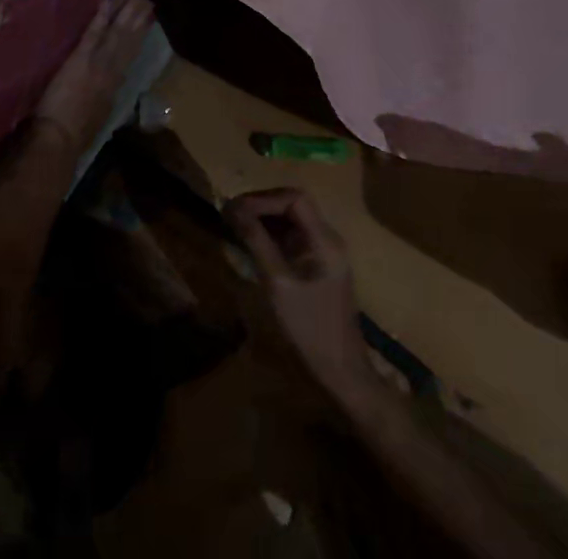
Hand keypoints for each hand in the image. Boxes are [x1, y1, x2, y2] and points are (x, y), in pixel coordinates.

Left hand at [35, 0, 155, 151]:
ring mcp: (98, 63)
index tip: (146, 23)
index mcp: (115, 87)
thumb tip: (108, 94)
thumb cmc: (77, 134)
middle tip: (147, 0)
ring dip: (127, 13)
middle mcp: (112, 71)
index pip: (129, 57)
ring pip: (116, 34)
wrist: (61, 136)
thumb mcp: (100, 119)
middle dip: (137, 20)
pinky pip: (93, 33)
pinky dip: (101, 17)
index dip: (138, 39)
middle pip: (128, 41)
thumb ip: (105, 101)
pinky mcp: (81, 59)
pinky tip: (108, 0)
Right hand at [226, 188, 375, 400]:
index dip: (263, 198)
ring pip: (289, 220)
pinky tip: (248, 243)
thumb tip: (232, 208)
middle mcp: (327, 240)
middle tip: (229, 216)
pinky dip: (267, 234)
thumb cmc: (309, 326)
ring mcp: (322, 253)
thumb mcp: (278, 282)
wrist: (339, 369)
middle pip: (292, 204)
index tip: (234, 210)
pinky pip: (289, 238)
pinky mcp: (315, 266)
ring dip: (261, 218)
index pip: (295, 199)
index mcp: (325, 241)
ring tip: (233, 227)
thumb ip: (256, 242)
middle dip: (259, 205)